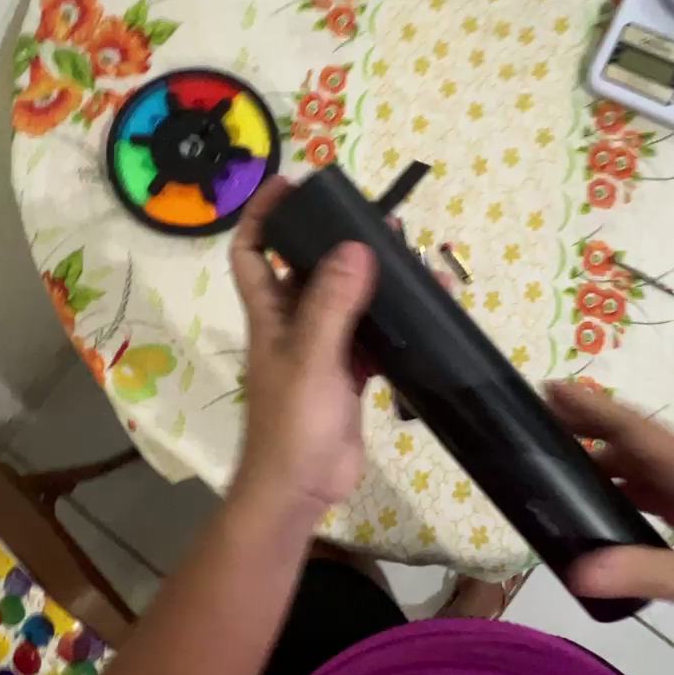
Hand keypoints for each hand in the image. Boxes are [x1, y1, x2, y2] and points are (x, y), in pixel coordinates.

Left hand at [228, 179, 377, 515]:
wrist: (301, 488)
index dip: (262, 215)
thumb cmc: (292, 423)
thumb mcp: (311, 358)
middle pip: (310, 268)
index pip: (253, 252)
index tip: (289, 186)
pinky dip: (392, 322)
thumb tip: (356, 247)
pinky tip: (420, 309)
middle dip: (337, 241)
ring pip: (347, 301)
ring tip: (410, 256)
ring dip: (373, 280)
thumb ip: (332, 304)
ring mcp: (323, 349)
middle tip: (377, 220)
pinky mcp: (349, 373)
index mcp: (270, 313)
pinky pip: (371, 336)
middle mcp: (293, 323)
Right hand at [547, 381, 673, 659]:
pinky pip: (654, 486)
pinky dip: (623, 484)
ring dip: (603, 456)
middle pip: (635, 438)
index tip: (550, 388)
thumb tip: (576, 572)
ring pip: (643, 462)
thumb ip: (640, 572)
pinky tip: (598, 497)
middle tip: (539, 416)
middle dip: (588, 424)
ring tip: (557, 455)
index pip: (634, 429)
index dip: (591, 407)